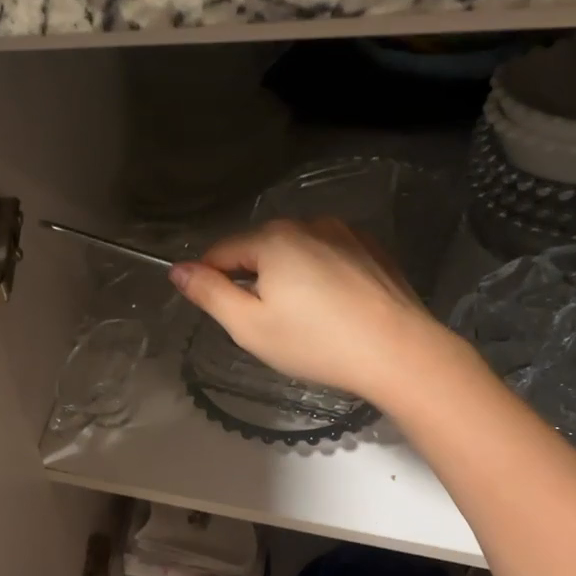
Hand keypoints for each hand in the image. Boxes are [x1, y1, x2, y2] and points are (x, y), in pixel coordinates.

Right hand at [168, 219, 459, 406]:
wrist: (398, 352)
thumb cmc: (315, 342)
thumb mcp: (248, 325)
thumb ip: (209, 293)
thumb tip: (177, 269)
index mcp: (273, 239)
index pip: (220, 252)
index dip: (210, 280)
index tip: (223, 313)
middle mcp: (308, 224)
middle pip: (259, 248)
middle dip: (252, 279)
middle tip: (264, 324)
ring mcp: (345, 233)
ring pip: (296, 251)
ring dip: (286, 276)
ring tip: (301, 318)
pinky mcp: (372, 250)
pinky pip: (328, 256)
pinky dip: (319, 276)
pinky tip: (332, 309)